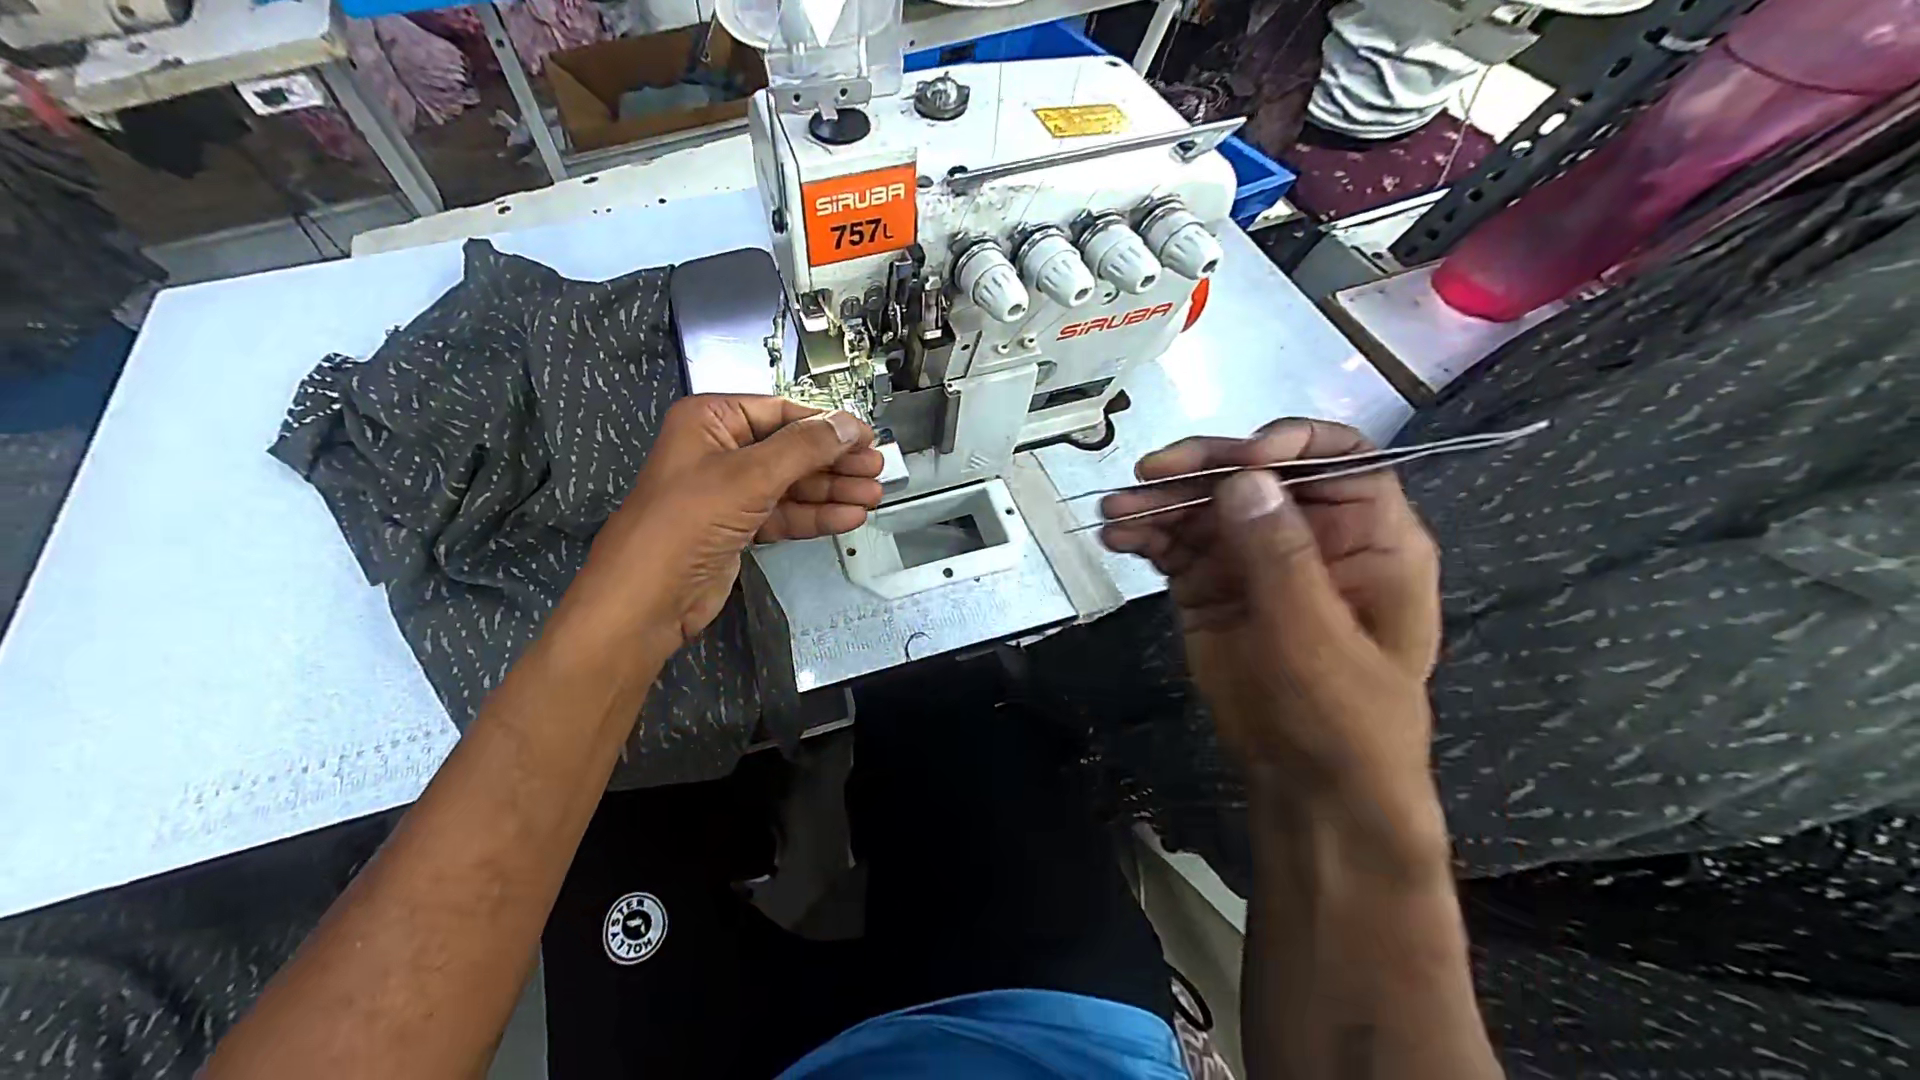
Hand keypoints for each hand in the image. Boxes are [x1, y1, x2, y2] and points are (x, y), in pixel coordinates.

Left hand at [576, 395, 881, 653]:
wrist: (649, 598)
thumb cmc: (681, 525)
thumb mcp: (750, 475)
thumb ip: (805, 447)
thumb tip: (848, 425)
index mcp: (710, 421)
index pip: (781, 412)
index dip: (826, 425)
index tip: (864, 436)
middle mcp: (720, 451)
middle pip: (793, 449)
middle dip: (836, 462)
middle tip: (874, 468)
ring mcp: (731, 492)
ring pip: (794, 484)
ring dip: (833, 491)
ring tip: (871, 495)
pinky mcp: (740, 526)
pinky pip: (787, 513)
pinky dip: (817, 516)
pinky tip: (847, 516)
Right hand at [1099, 419, 1440, 810]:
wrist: (1305, 783)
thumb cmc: (1341, 715)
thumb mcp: (1318, 636)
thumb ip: (1282, 557)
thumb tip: (1244, 478)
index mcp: (1365, 537)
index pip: (1337, 459)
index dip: (1290, 443)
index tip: (1240, 457)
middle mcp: (1306, 535)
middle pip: (1254, 475)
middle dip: (1202, 468)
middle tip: (1149, 473)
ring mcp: (1252, 559)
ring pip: (1204, 508)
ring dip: (1158, 502)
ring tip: (1114, 510)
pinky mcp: (1210, 585)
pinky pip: (1174, 545)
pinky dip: (1144, 536)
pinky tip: (1117, 537)